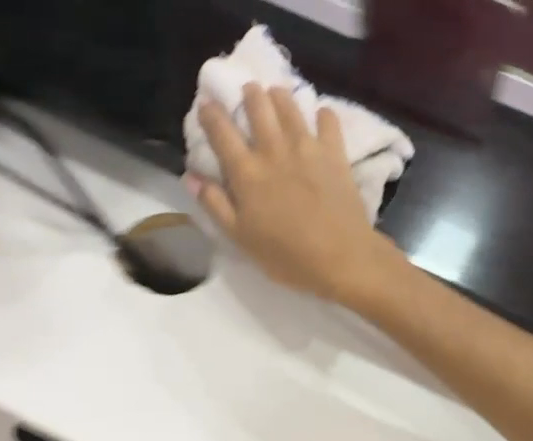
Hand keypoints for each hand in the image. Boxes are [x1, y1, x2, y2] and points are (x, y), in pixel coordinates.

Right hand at [192, 83, 404, 303]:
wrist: (341, 258)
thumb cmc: (286, 256)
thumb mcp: (241, 238)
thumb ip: (215, 205)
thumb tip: (190, 176)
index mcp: (246, 172)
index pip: (221, 132)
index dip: (211, 114)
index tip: (206, 104)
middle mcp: (273, 150)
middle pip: (258, 106)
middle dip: (249, 94)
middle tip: (248, 91)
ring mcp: (307, 147)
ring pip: (289, 106)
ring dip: (280, 96)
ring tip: (276, 94)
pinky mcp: (335, 153)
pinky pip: (328, 121)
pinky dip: (323, 114)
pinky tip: (320, 116)